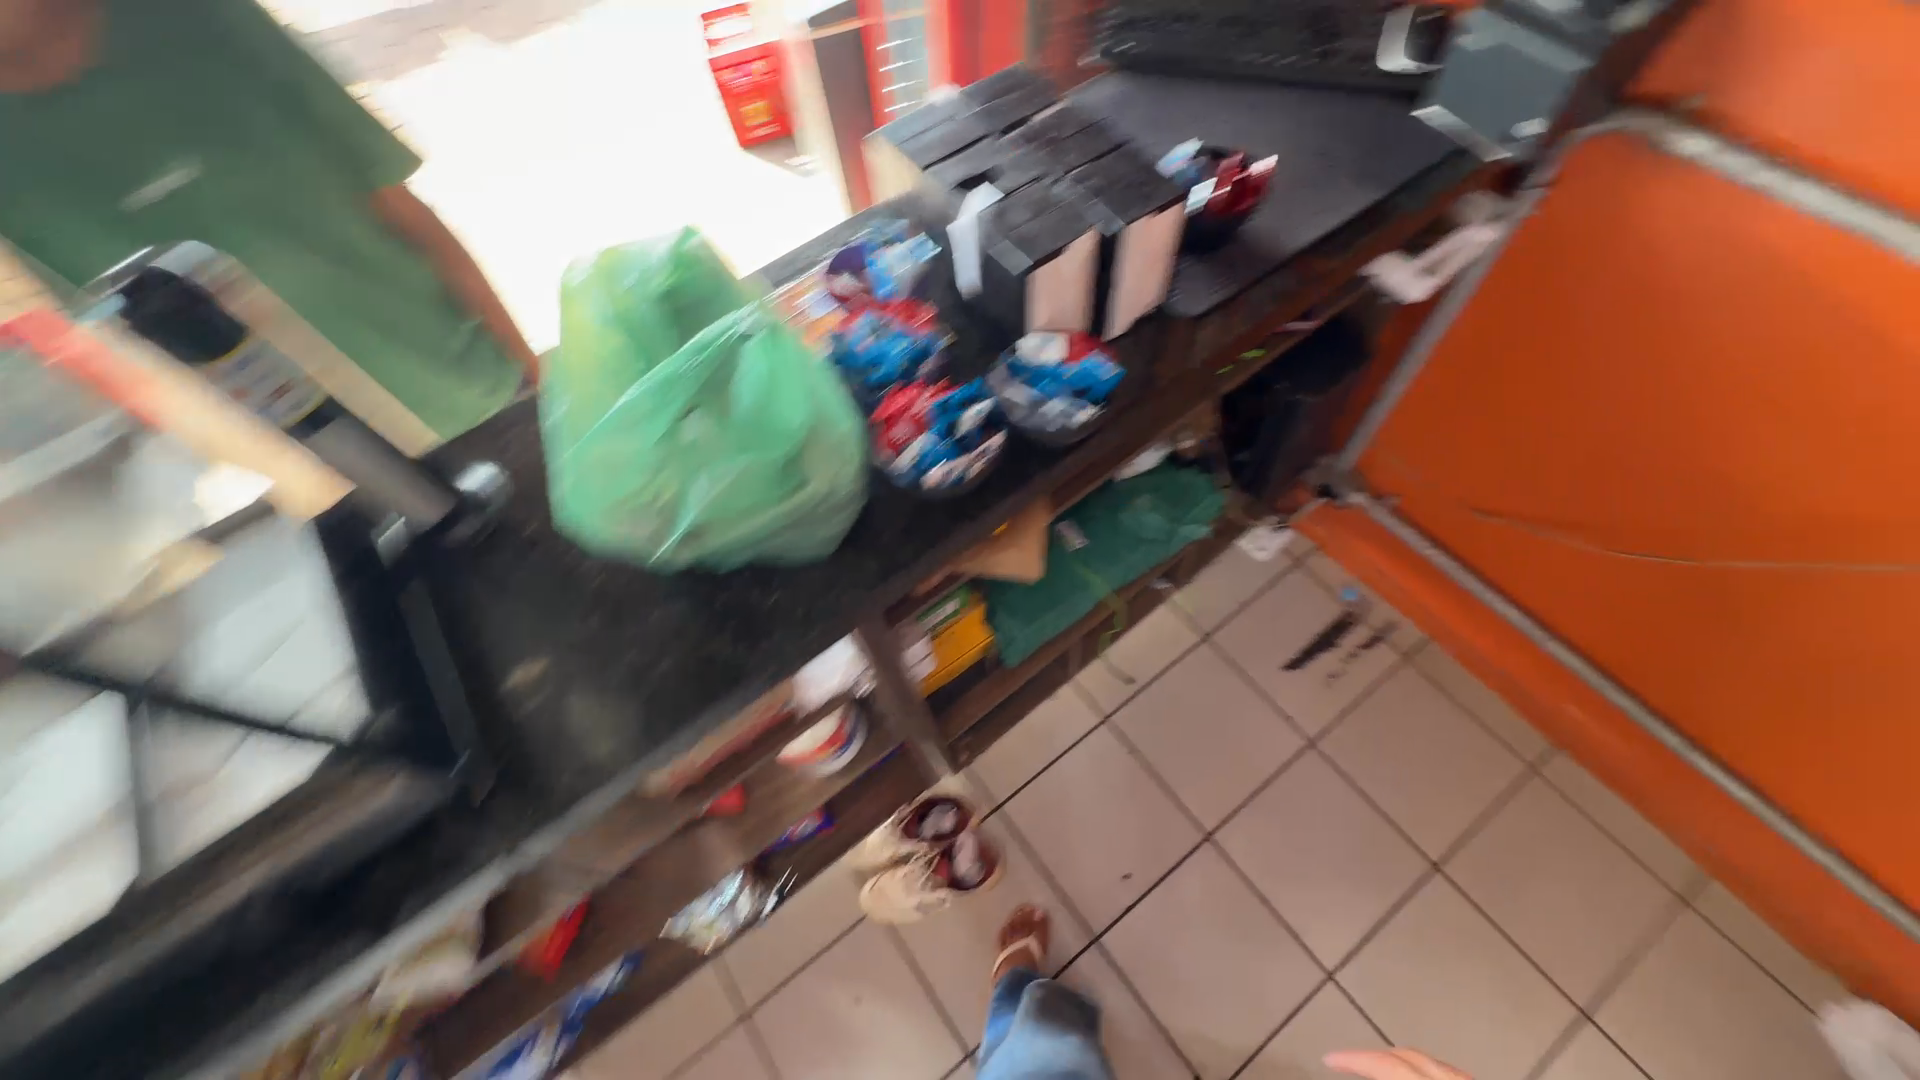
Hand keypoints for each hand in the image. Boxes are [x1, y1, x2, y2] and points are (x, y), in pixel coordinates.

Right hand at [1323, 1048, 1473, 1079]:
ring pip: (1437, 1067)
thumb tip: (1368, 1078)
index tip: (1327, 1059)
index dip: (1354, 1059)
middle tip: (1348, 1063)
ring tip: (1378, 1075)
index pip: (1390, 1066)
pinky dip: (1427, 1078)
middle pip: (1413, 1057)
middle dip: (1376, 1056)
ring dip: (1403, 1066)